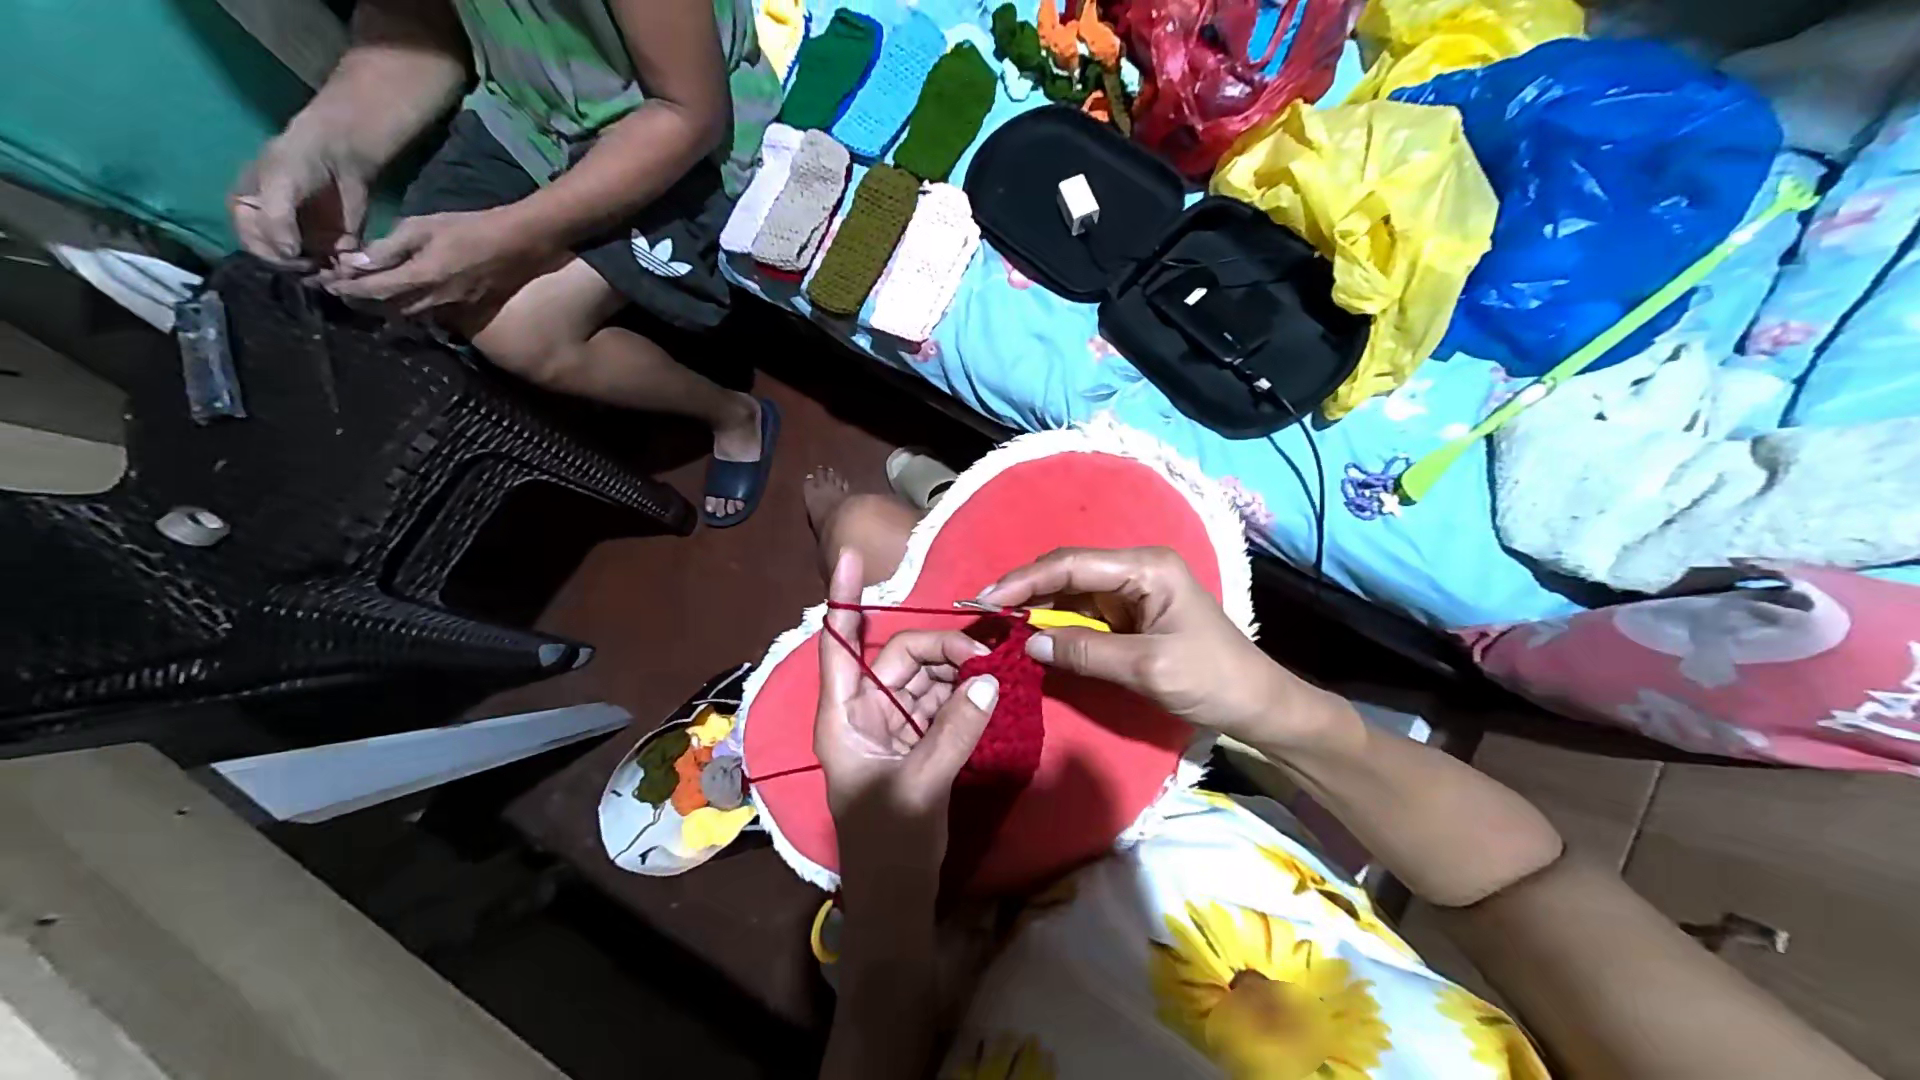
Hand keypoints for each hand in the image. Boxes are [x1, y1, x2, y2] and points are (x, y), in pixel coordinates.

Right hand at [230, 134, 371, 267]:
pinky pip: (339, 266)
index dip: (274, 259)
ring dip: (325, 277)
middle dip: (302, 272)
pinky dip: (345, 272)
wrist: (339, 157)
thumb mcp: (278, 185)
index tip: (295, 259)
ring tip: (337, 274)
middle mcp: (277, 231)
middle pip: (285, 263)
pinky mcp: (337, 245)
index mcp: (249, 214)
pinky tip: (352, 270)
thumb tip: (286, 253)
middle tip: (321, 271)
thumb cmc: (297, 162)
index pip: (255, 247)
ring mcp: (308, 240)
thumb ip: (277, 218)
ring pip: (314, 270)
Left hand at [320, 208, 559, 315]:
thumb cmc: (469, 228)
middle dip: (364, 303)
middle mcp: (436, 299)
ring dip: (388, 311)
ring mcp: (456, 308)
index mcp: (421, 277)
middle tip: (343, 292)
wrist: (518, 244)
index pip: (373, 290)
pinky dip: (415, 313)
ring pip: (412, 316)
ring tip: (372, 301)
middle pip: (391, 309)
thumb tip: (355, 263)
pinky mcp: (470, 310)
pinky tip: (409, 304)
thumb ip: (388, 247)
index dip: (348, 289)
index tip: (327, 283)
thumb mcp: (422, 227)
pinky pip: (435, 317)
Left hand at [815, 549, 1000, 905]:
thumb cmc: (889, 844)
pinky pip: (937, 701)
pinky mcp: (915, 739)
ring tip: (992, 674)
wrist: (897, 896)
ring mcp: (891, 725)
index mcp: (844, 717)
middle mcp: (865, 711)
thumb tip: (988, 681)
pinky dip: (960, 693)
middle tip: (985, 662)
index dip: (842, 600)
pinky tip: (986, 691)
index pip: (838, 646)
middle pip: (898, 657)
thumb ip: (954, 731)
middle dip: (939, 650)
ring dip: (955, 671)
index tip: (850, 556)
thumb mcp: (921, 786)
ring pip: (922, 677)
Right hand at [978, 546, 1357, 752]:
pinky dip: (1055, 624)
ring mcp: (1130, 591)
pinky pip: (1081, 613)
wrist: (1255, 704)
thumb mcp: (1148, 668)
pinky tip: (1030, 633)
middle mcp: (1135, 570)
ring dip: (1036, 606)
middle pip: (1067, 572)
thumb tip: (1030, 642)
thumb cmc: (1212, 679)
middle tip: (983, 611)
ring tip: (997, 622)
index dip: (1025, 579)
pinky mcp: (1127, 615)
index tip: (987, 597)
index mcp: (1146, 568)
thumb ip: (1086, 652)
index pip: (1072, 564)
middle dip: (1025, 589)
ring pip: (1070, 591)